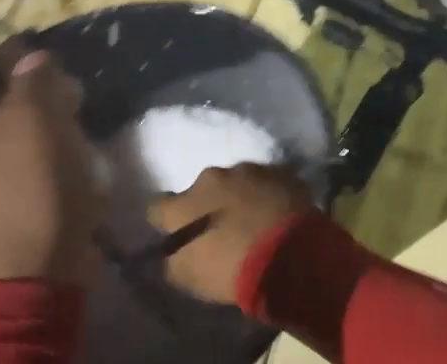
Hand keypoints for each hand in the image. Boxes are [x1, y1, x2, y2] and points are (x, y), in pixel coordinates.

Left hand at [0, 45, 99, 287]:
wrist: (24, 282)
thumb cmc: (23, 192)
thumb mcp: (30, 123)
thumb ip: (30, 84)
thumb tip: (31, 57)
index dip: (6, 59)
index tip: (48, 53)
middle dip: (33, 94)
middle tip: (71, 91)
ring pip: (14, 140)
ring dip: (47, 126)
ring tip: (80, 124)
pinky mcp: (6, 213)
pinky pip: (27, 170)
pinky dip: (51, 158)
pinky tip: (77, 160)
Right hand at [149, 164, 312, 303]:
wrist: (288, 253)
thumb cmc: (230, 269)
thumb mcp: (187, 277)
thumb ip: (174, 258)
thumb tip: (174, 250)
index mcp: (184, 204)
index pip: (158, 207)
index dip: (166, 219)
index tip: (174, 230)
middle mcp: (213, 177)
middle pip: (203, 189)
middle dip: (209, 203)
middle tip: (221, 226)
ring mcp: (250, 169)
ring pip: (237, 181)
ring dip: (240, 195)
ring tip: (253, 217)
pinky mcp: (280, 170)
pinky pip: (266, 180)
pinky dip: (266, 193)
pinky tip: (275, 211)